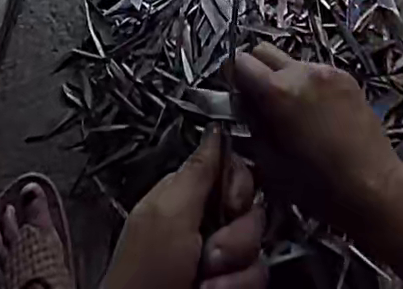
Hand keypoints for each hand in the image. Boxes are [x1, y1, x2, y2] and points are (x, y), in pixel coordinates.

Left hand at [101, 127, 266, 288]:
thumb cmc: (144, 277)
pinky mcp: (232, 287)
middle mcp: (207, 224)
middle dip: (236, 235)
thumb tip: (215, 130)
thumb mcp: (167, 214)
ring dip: (234, 269)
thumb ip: (196, 172)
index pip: (232, 169)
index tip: (230, 203)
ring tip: (205, 284)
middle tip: (208, 254)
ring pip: (256, 246)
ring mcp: (220, 260)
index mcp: (186, 196)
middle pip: (250, 207)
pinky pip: (257, 277)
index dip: (238, 184)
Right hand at [231, 44, 402, 234]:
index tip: (236, 92)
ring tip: (294, 111)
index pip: (241, 61)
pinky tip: (318, 113)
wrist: (374, 187)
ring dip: (283, 77)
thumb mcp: (270, 161)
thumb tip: (243, 100)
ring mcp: (325, 70)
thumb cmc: (317, 186)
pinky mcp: (345, 76)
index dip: (233, 75)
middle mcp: (300, 71)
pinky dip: (308, 85)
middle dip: (256, 69)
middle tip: (260, 99)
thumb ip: (251, 122)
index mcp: (277, 91)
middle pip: (263, 50)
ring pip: (290, 61)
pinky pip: (314, 71)